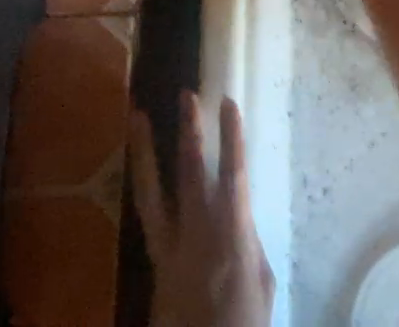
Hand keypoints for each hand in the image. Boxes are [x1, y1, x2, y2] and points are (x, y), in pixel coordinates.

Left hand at [131, 93, 274, 326]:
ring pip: (153, 189)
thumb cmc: (244, 321)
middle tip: (185, 95)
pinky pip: (147, 213)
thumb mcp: (261, 281)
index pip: (233, 175)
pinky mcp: (154, 260)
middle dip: (189, 131)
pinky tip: (138, 165)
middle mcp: (197, 233)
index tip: (228, 103)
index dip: (231, 137)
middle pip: (189, 172)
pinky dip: (143, 183)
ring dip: (145, 150)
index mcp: (232, 236)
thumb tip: (239, 218)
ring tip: (137, 117)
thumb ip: (249, 243)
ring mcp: (169, 246)